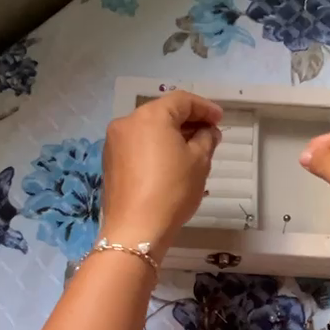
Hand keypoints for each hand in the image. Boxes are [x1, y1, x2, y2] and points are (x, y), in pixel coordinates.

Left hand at [100, 91, 223, 250]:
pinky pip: (137, 144)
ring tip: (192, 148)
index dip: (204, 108)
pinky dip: (154, 146)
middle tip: (209, 134)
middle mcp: (127, 122)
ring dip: (170, 134)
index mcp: (150, 116)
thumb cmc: (172, 190)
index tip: (220, 119)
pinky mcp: (110, 160)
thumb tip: (208, 131)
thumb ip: (206, 139)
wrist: (135, 229)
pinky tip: (169, 160)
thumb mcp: (199, 162)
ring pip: (148, 128)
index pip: (182, 100)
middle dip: (187, 120)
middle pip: (162, 112)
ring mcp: (114, 141)